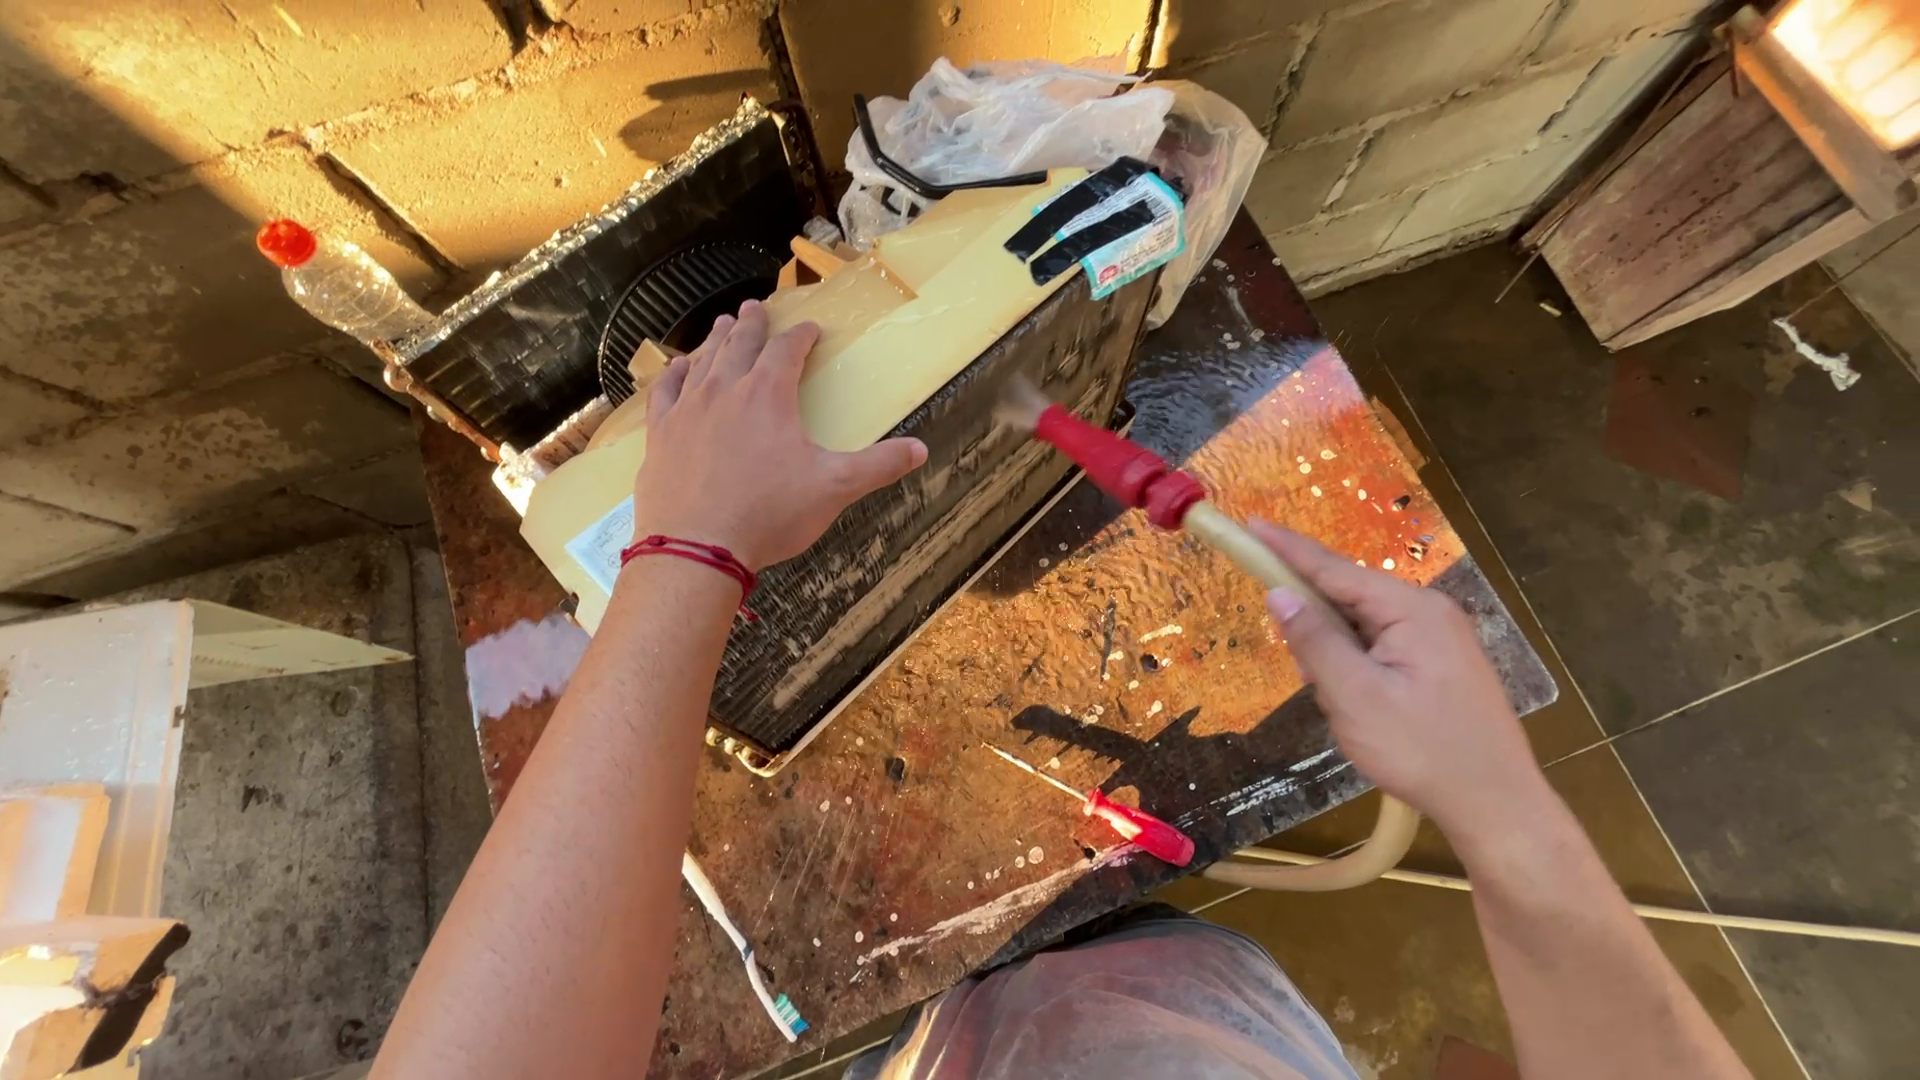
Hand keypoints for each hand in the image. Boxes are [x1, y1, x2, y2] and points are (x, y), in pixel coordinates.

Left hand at [633, 300, 927, 569]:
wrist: (697, 548)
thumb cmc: (769, 515)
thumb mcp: (834, 489)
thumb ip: (879, 465)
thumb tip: (922, 450)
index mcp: (768, 395)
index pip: (788, 351)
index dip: (802, 337)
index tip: (811, 329)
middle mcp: (725, 390)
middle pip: (740, 344)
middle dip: (753, 325)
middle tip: (756, 307)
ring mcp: (687, 410)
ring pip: (703, 361)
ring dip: (716, 340)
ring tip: (723, 325)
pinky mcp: (661, 434)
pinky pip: (664, 391)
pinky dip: (673, 374)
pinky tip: (676, 368)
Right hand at [1252, 522, 1543, 837]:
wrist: (1498, 806)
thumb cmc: (1422, 750)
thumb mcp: (1355, 696)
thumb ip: (1314, 640)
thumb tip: (1278, 594)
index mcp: (1411, 610)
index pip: (1334, 569)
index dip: (1287, 548)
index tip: (1250, 524)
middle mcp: (1427, 612)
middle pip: (1346, 598)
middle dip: (1315, 629)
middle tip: (1311, 677)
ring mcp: (1437, 638)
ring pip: (1359, 628)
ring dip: (1336, 659)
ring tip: (1345, 707)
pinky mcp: (1437, 663)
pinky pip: (1377, 648)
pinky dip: (1354, 668)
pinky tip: (1360, 705)